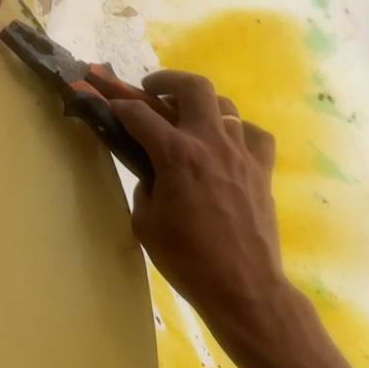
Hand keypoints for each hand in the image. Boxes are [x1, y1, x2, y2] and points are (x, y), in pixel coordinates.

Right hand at [102, 73, 289, 344]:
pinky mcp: (261, 169)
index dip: (118, 106)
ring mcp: (241, 153)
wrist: (244, 287)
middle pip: (194, 87)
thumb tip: (152, 173)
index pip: (139, 114)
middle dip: (167, 80)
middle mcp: (210, 143)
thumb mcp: (145, 222)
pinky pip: (253, 134)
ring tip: (186, 117)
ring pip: (225, 105)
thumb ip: (145, 187)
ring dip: (201, 104)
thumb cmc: (187, 258)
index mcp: (176, 154)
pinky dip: (237, 131)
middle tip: (151, 89)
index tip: (107, 104)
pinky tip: (226, 143)